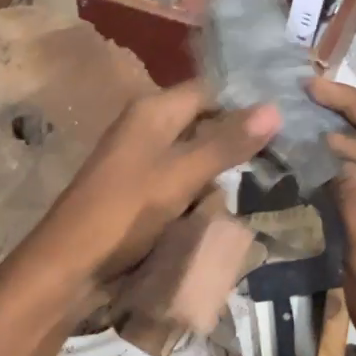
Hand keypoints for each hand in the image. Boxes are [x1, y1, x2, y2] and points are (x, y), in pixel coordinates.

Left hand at [18, 80, 279, 282]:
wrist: (70, 265)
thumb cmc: (125, 211)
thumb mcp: (182, 176)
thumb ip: (227, 143)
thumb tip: (275, 108)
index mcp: (152, 111)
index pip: (209, 90)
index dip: (244, 103)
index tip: (285, 123)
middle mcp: (145, 126)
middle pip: (203, 124)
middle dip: (234, 144)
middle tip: (277, 161)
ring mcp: (139, 160)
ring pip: (194, 156)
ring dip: (218, 174)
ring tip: (256, 188)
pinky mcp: (137, 190)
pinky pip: (179, 182)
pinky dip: (198, 193)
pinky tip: (217, 210)